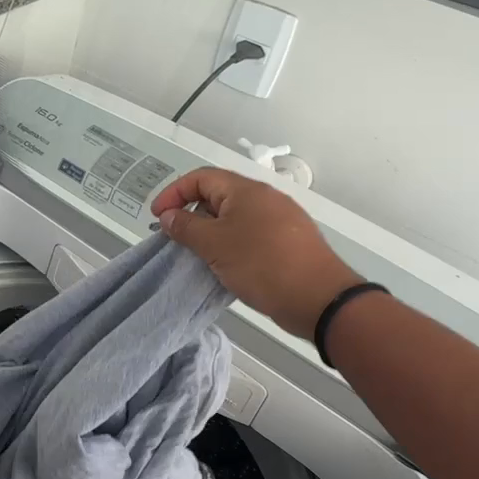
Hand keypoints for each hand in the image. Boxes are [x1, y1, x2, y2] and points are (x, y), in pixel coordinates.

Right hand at [151, 168, 361, 339]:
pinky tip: (226, 264)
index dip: (174, 193)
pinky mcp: (290, 242)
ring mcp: (281, 220)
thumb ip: (185, 227)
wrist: (320, 300)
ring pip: (235, 216)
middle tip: (176, 237)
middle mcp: (266, 198)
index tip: (158, 217)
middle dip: (191, 212)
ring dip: (211, 231)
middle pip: (218, 195)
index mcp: (246, 190)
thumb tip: (169, 216)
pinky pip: (251, 233)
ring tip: (198, 253)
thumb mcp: (213, 245)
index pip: (200, 178)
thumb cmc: (262, 265)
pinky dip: (231, 243)